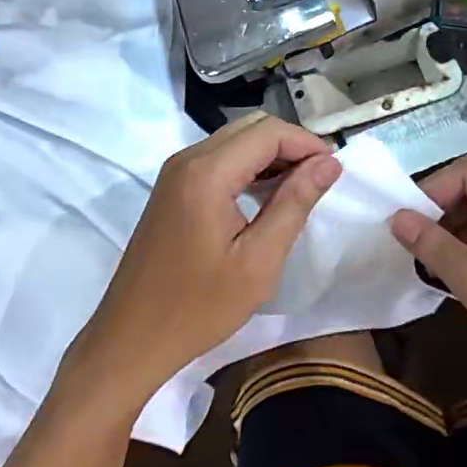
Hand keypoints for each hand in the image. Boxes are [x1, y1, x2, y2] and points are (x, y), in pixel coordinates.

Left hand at [66, 113, 342, 403]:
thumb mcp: (258, 262)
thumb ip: (295, 204)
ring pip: (234, 139)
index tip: (335, 169)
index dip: (306, 143)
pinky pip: (218, 158)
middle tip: (320, 179)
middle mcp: (187, 159)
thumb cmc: (198, 308)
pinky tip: (266, 195)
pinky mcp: (171, 186)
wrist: (131, 339)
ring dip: (269, 154)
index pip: (267, 132)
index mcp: (207, 173)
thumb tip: (329, 163)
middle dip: (290, 144)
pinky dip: (247, 165)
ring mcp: (175, 171)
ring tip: (300, 187)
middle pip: (250, 127)